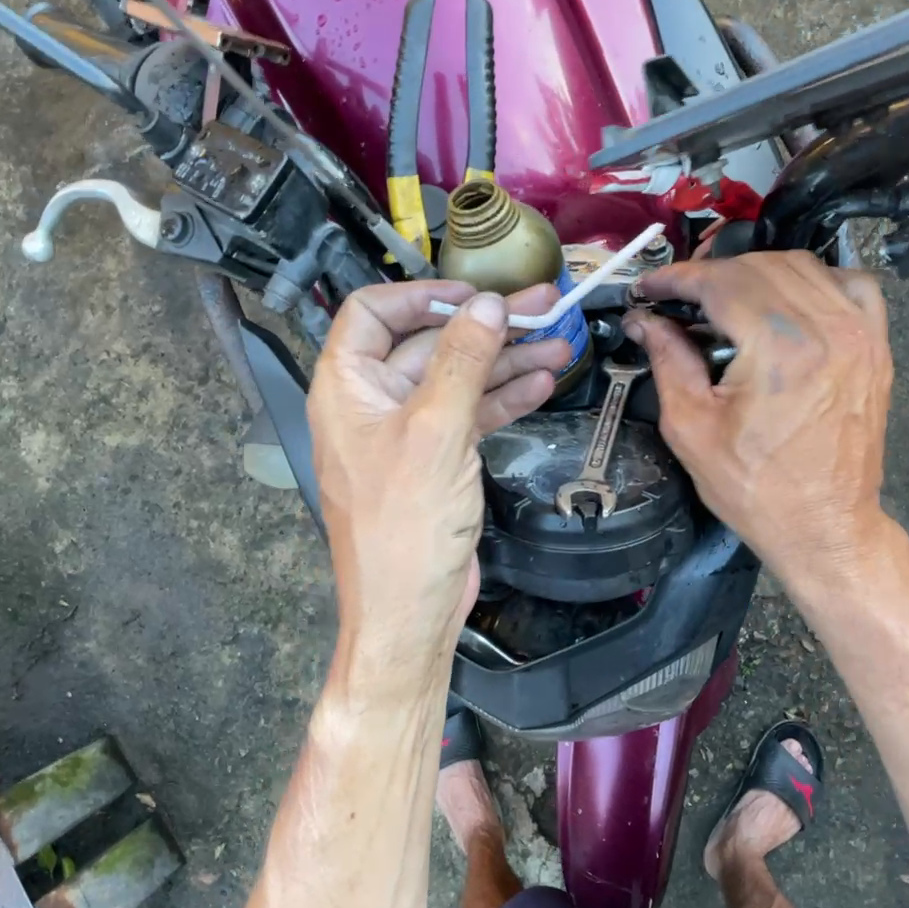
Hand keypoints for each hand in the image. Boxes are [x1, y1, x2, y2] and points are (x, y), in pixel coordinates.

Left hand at [309, 280, 571, 677]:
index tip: (475, 294)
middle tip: (544, 307)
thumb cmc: (405, 525)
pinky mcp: (436, 461)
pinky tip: (542, 383)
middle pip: (430, 344)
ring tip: (561, 343)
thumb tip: (487, 305)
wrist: (409, 613)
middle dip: (486, 327)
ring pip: (458, 380)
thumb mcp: (436, 432)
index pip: (372, 312)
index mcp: (348, 387)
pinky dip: (503, 399)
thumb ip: (462, 362)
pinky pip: (470, 416)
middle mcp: (372, 404)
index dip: (422, 296)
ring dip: (506, 362)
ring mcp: (407, 434)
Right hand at [622, 252, 892, 582]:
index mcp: (779, 350)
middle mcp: (827, 329)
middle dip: (710, 273)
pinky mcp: (876, 347)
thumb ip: (667, 361)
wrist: (825, 528)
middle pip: (759, 267)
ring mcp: (860, 334)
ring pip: (802, 266)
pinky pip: (849, 284)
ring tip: (723, 296)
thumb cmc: (753, 488)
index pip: (721, 283)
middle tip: (677, 296)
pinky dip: (813, 280)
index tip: (650, 286)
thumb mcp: (691, 428)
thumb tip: (644, 320)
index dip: (677, 277)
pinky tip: (786, 300)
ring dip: (755, 272)